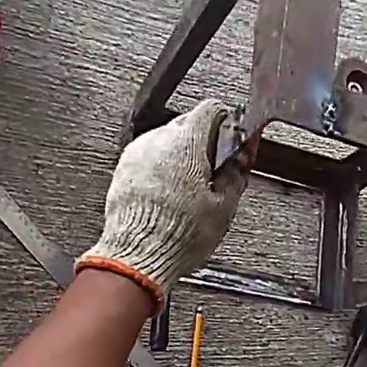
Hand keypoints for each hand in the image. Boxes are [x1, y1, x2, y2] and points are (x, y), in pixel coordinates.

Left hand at [75, 99, 248, 305]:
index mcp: (187, 142)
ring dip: (180, 160)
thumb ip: (236, 174)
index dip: (227, 126)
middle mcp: (158, 141)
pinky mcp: (123, 172)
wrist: (138, 257)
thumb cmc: (176, 237)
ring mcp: (137, 155)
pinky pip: (147, 162)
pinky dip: (159, 173)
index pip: (212, 109)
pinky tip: (167, 199)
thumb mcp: (223, 208)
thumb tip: (243, 157)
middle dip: (203, 145)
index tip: (232, 145)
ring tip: (188, 193)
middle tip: (213, 175)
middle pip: (187, 125)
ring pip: (165, 143)